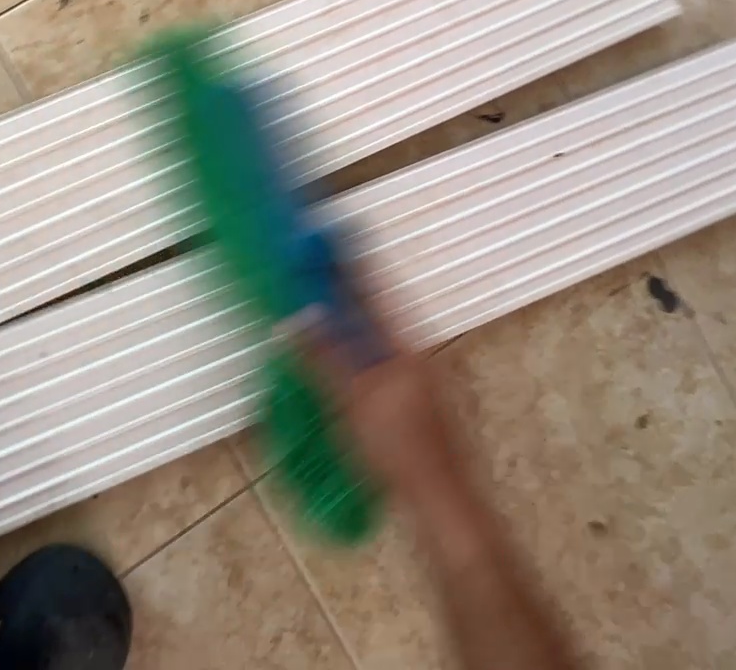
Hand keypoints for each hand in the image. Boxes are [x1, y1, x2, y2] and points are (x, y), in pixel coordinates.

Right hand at [285, 259, 470, 509]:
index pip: (374, 292)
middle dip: (350, 286)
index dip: (351, 263)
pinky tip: (339, 354)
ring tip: (321, 302)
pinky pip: (378, 356)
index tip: (330, 235)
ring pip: (379, 335)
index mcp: (404, 347)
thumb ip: (322, 356)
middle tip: (316, 267)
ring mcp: (417, 378)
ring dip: (352, 316)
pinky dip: (356, 344)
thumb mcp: (351, 399)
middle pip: (378, 309)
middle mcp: (415, 354)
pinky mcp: (412, 398)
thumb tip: (294, 317)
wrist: (441, 500)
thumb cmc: (397, 446)